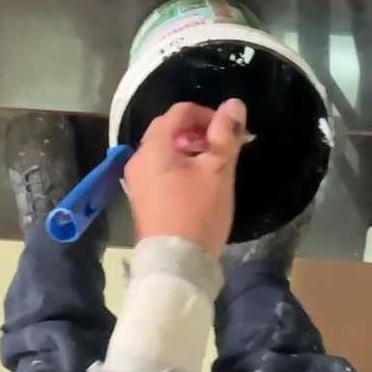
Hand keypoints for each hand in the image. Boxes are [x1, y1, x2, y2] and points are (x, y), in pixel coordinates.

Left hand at [123, 99, 246, 254]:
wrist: (176, 267)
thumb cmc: (197, 213)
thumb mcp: (217, 171)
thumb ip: (226, 135)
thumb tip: (234, 104)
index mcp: (153, 147)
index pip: (179, 112)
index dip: (207, 114)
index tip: (229, 131)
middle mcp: (138, 158)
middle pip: (169, 129)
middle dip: (198, 132)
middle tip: (223, 147)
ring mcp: (137, 180)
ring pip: (165, 151)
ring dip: (190, 150)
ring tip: (213, 165)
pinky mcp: (142, 199)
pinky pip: (160, 169)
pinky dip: (179, 166)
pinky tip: (198, 184)